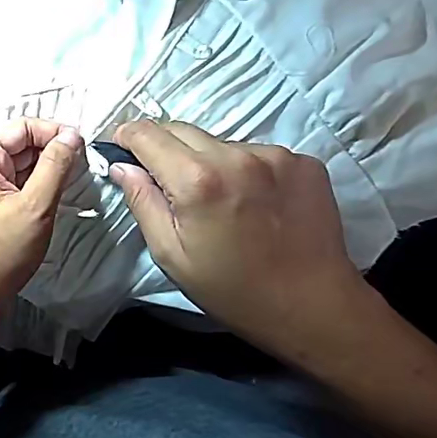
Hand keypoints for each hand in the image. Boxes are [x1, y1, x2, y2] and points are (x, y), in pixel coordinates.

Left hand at [0, 118, 84, 320]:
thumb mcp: (34, 206)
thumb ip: (56, 166)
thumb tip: (72, 136)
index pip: (21, 126)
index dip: (54, 131)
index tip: (83, 143)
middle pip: (20, 141)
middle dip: (52, 151)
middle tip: (82, 165)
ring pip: (20, 160)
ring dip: (46, 168)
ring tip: (70, 182)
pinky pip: (15, 178)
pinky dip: (36, 182)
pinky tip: (53, 193)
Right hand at [109, 119, 367, 354]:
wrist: (316, 308)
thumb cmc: (233, 289)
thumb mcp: (171, 254)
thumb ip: (142, 202)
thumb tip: (121, 166)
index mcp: (196, 179)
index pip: (147, 133)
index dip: (126, 137)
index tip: (120, 147)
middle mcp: (235, 155)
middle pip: (181, 129)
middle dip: (162, 146)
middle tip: (164, 178)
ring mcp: (274, 155)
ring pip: (218, 142)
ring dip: (205, 158)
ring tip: (217, 196)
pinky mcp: (303, 161)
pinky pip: (254, 152)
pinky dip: (242, 167)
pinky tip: (252, 199)